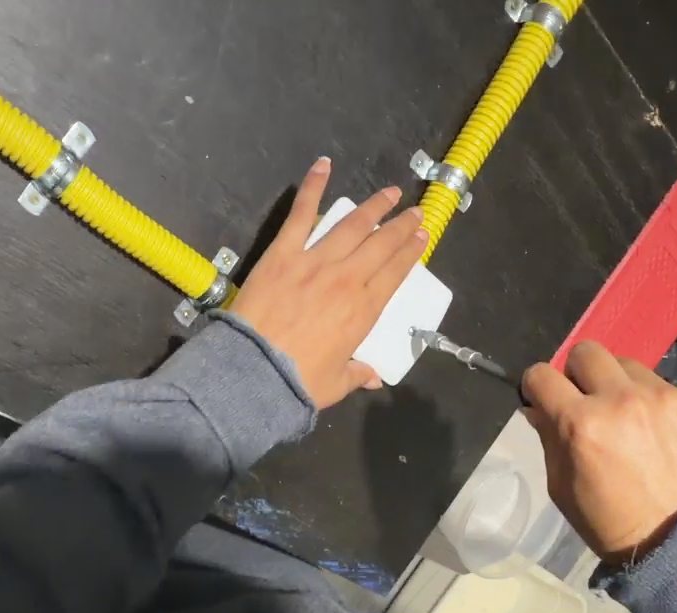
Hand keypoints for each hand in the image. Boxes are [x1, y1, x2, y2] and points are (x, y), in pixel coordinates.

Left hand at [229, 157, 428, 407]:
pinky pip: (301, 214)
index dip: (411, 252)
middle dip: (402, 225)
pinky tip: (323, 165)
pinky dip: (313, 187)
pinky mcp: (283, 252)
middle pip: (381, 245)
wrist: (254, 370)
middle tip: (415, 212)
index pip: (395, 273)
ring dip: (374, 207)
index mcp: (363, 311)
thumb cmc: (297, 381)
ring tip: (390, 193)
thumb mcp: (334, 384)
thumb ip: (356, 374)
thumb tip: (373, 378)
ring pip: (352, 225)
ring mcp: (314, 261)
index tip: (422, 237)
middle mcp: (346, 279)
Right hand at [522, 342, 676, 562]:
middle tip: (584, 401)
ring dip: (617, 385)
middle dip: (577, 373)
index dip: (536, 386)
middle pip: (586, 352)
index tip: (543, 398)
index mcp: (580, 424)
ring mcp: (664, 397)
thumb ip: (549, 439)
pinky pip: (663, 387)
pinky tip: (660, 436)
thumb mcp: (561, 487)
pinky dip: (653, 405)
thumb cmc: (609, 523)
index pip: (541, 375)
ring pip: (627, 365)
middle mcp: (621, 400)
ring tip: (627, 419)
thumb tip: (541, 409)